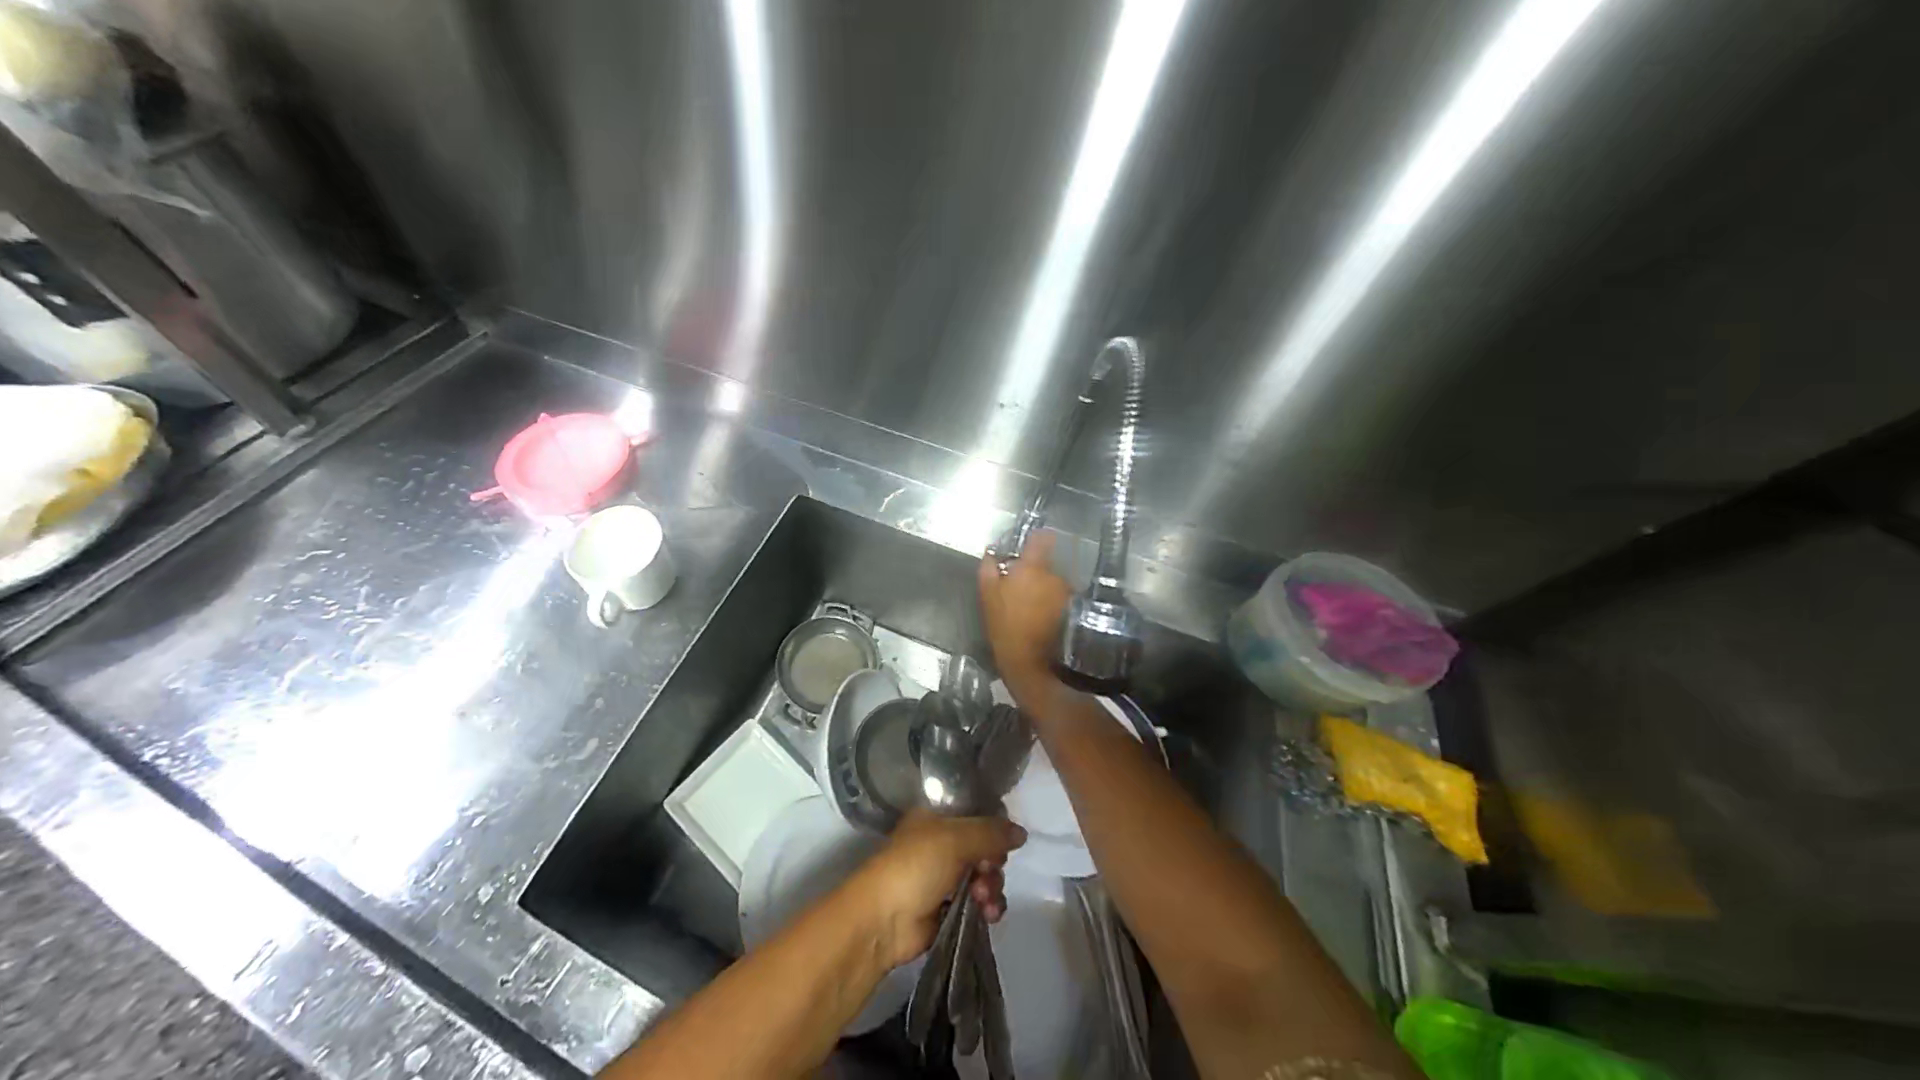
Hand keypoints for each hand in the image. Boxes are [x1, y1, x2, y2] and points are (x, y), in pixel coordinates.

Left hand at [847, 810, 1024, 968]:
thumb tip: (1022, 833)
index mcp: (936, 819)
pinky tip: (987, 914)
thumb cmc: (915, 866)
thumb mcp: (955, 838)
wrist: (884, 920)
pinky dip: (988, 907)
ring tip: (983, 900)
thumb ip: (992, 833)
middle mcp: (942, 844)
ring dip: (992, 887)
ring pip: (985, 876)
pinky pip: (981, 902)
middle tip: (987, 873)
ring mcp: (946, 877)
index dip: (993, 827)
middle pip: (986, 847)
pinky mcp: (950, 908)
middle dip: (993, 863)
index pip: (976, 814)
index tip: (1003, 840)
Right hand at [978, 530, 1071, 694]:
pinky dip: (1056, 603)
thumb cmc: (1005, 627)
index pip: (1042, 539)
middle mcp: (1054, 576)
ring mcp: (1067, 593)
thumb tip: (991, 552)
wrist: (1029, 662)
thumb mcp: (987, 596)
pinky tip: (1045, 617)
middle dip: (1038, 571)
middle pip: (1048, 563)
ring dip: (1047, 588)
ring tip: (1034, 606)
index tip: (1031, 544)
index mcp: (1032, 568)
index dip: (1037, 538)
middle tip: (1023, 585)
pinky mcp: (1074, 610)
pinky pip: (1063, 598)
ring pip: (1056, 582)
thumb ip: (988, 569)